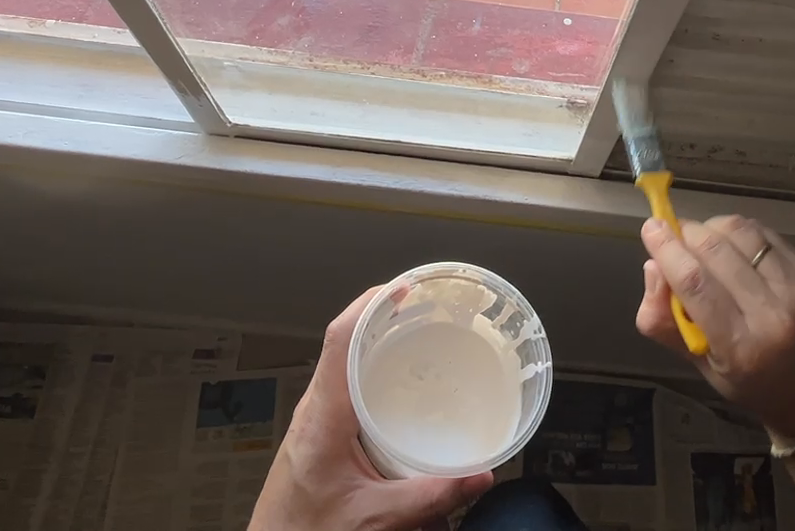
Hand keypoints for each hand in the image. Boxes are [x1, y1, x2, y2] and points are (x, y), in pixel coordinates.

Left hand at [251, 286, 494, 530]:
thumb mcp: (373, 518)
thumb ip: (429, 497)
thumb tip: (479, 476)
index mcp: (323, 416)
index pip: (340, 339)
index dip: (371, 304)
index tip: (403, 287)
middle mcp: (315, 406)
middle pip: (344, 338)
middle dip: (381, 311)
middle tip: (421, 299)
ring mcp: (315, 414)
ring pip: (343, 356)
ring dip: (374, 333)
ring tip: (413, 322)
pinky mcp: (319, 426)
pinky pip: (344, 377)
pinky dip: (370, 360)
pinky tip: (394, 371)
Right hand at [636, 216, 794, 443]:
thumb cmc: (748, 381)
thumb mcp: (696, 363)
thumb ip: (663, 319)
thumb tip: (653, 265)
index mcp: (740, 347)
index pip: (695, 283)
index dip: (668, 249)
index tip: (649, 228)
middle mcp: (772, 314)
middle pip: (715, 250)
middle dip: (685, 233)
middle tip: (672, 236)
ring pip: (739, 231)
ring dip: (710, 227)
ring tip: (702, 242)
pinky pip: (761, 231)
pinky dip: (736, 230)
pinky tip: (730, 245)